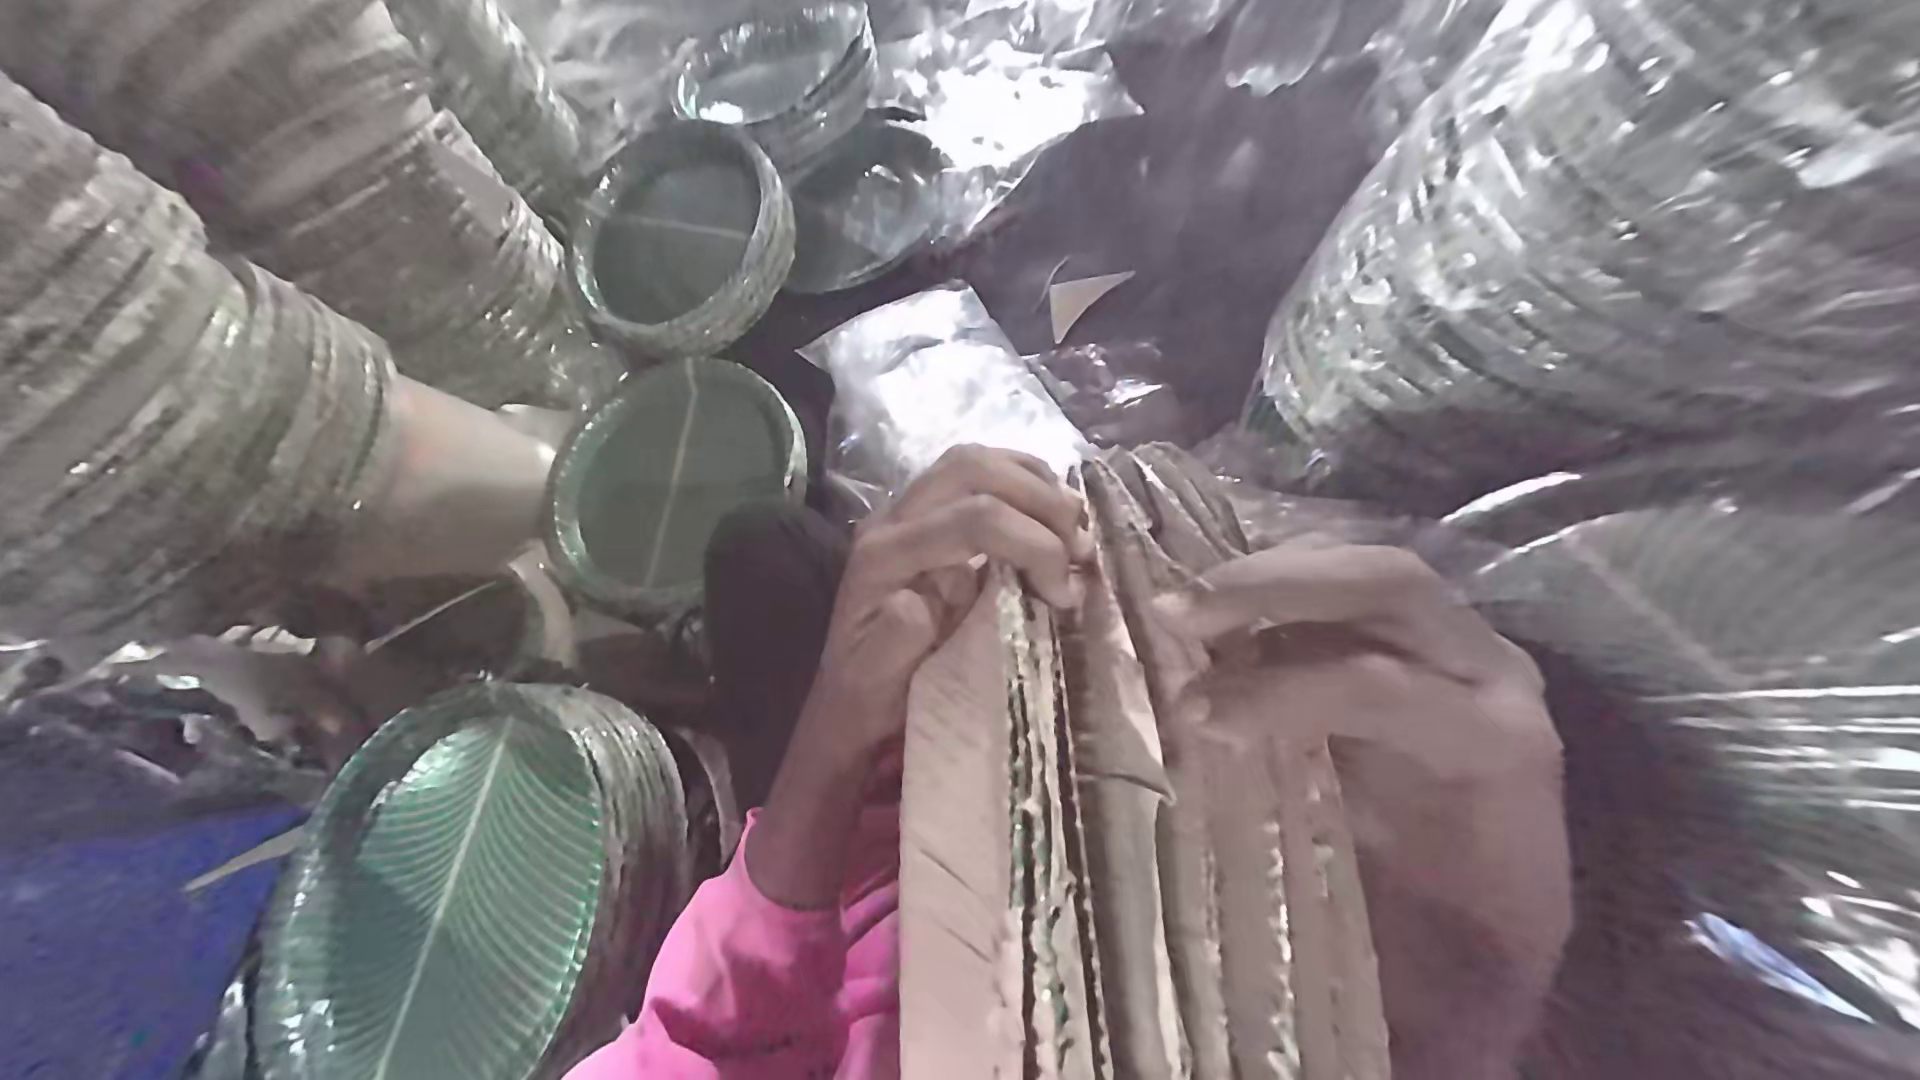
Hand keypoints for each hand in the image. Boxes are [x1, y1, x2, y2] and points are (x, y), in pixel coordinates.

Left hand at [803, 444, 1091, 760]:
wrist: (852, 685)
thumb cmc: (871, 692)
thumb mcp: (876, 688)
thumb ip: (891, 646)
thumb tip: (915, 605)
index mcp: (882, 557)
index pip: (972, 519)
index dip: (1032, 544)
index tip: (1062, 592)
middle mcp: (891, 518)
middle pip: (972, 469)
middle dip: (1039, 501)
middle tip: (1078, 548)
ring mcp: (907, 508)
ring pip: (974, 459)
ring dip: (1034, 484)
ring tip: (1072, 525)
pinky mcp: (925, 511)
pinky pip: (977, 471)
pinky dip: (1022, 480)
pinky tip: (1048, 508)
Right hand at [1155, 545, 1569, 1078]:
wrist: (1491, 905)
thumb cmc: (1435, 924)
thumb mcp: (1378, 899)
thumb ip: (1305, 846)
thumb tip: (1204, 785)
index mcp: (1491, 747)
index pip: (1379, 686)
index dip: (1278, 691)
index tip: (1195, 712)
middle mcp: (1483, 669)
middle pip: (1384, 584)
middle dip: (1267, 588)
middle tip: (1172, 611)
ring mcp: (1448, 637)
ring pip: (1357, 566)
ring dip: (1260, 575)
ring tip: (1184, 606)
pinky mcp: (1410, 631)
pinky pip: (1339, 581)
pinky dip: (1270, 584)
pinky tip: (1217, 607)